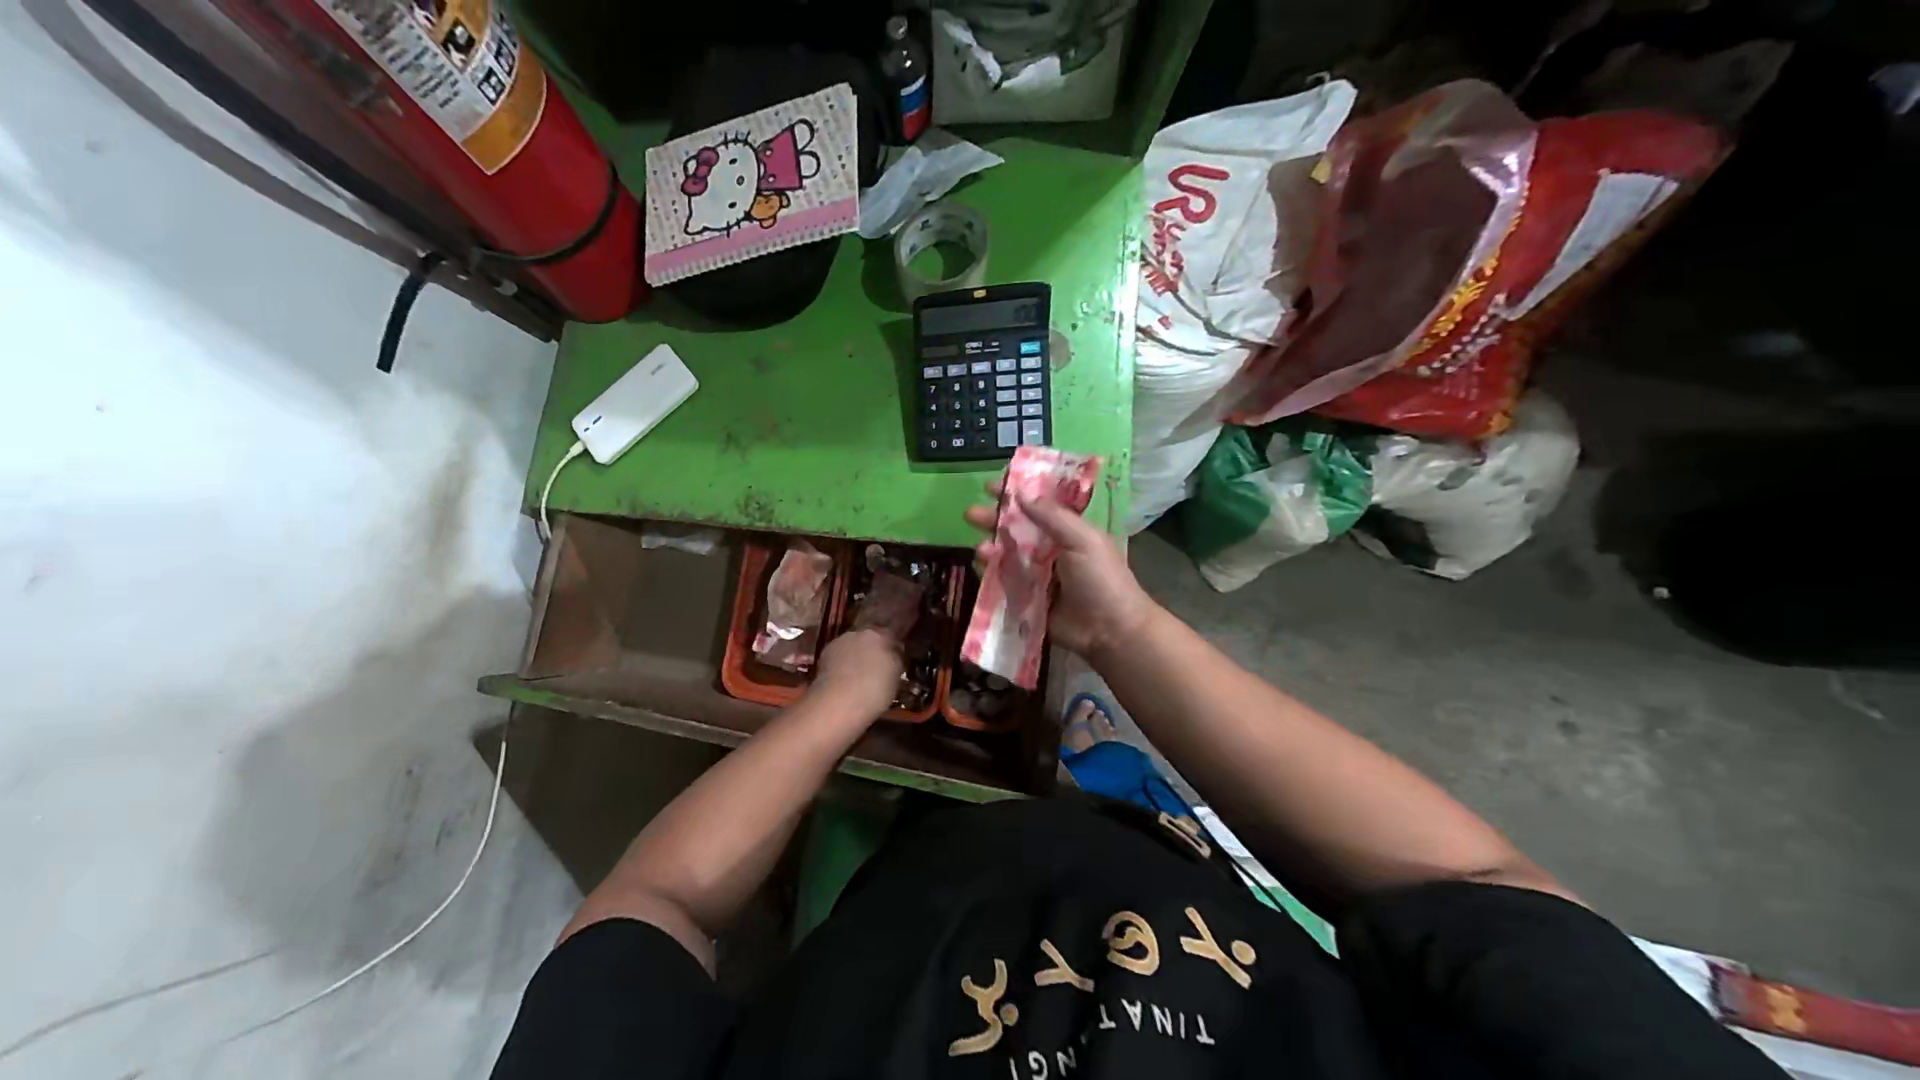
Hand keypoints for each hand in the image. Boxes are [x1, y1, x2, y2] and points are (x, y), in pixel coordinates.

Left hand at [812, 628, 903, 716]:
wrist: (837, 704)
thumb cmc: (875, 690)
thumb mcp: (896, 676)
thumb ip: (896, 659)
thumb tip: (895, 653)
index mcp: (880, 635)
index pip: (890, 636)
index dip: (893, 649)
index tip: (895, 661)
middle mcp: (858, 633)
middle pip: (869, 640)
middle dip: (873, 651)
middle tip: (877, 669)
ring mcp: (838, 643)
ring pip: (851, 648)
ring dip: (856, 658)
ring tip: (859, 677)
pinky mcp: (822, 657)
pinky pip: (838, 658)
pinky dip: (842, 666)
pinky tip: (844, 681)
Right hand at [965, 474, 1157, 659]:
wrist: (1109, 630)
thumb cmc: (1102, 578)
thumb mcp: (1082, 540)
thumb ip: (1052, 516)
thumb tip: (1021, 492)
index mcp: (1068, 531)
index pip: (1039, 506)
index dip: (1017, 494)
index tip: (993, 485)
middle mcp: (1050, 549)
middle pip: (1016, 529)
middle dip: (994, 519)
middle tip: (971, 514)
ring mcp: (1037, 575)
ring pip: (1007, 554)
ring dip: (991, 546)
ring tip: (981, 548)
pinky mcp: (1027, 599)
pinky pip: (1004, 581)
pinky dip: (992, 571)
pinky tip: (982, 565)